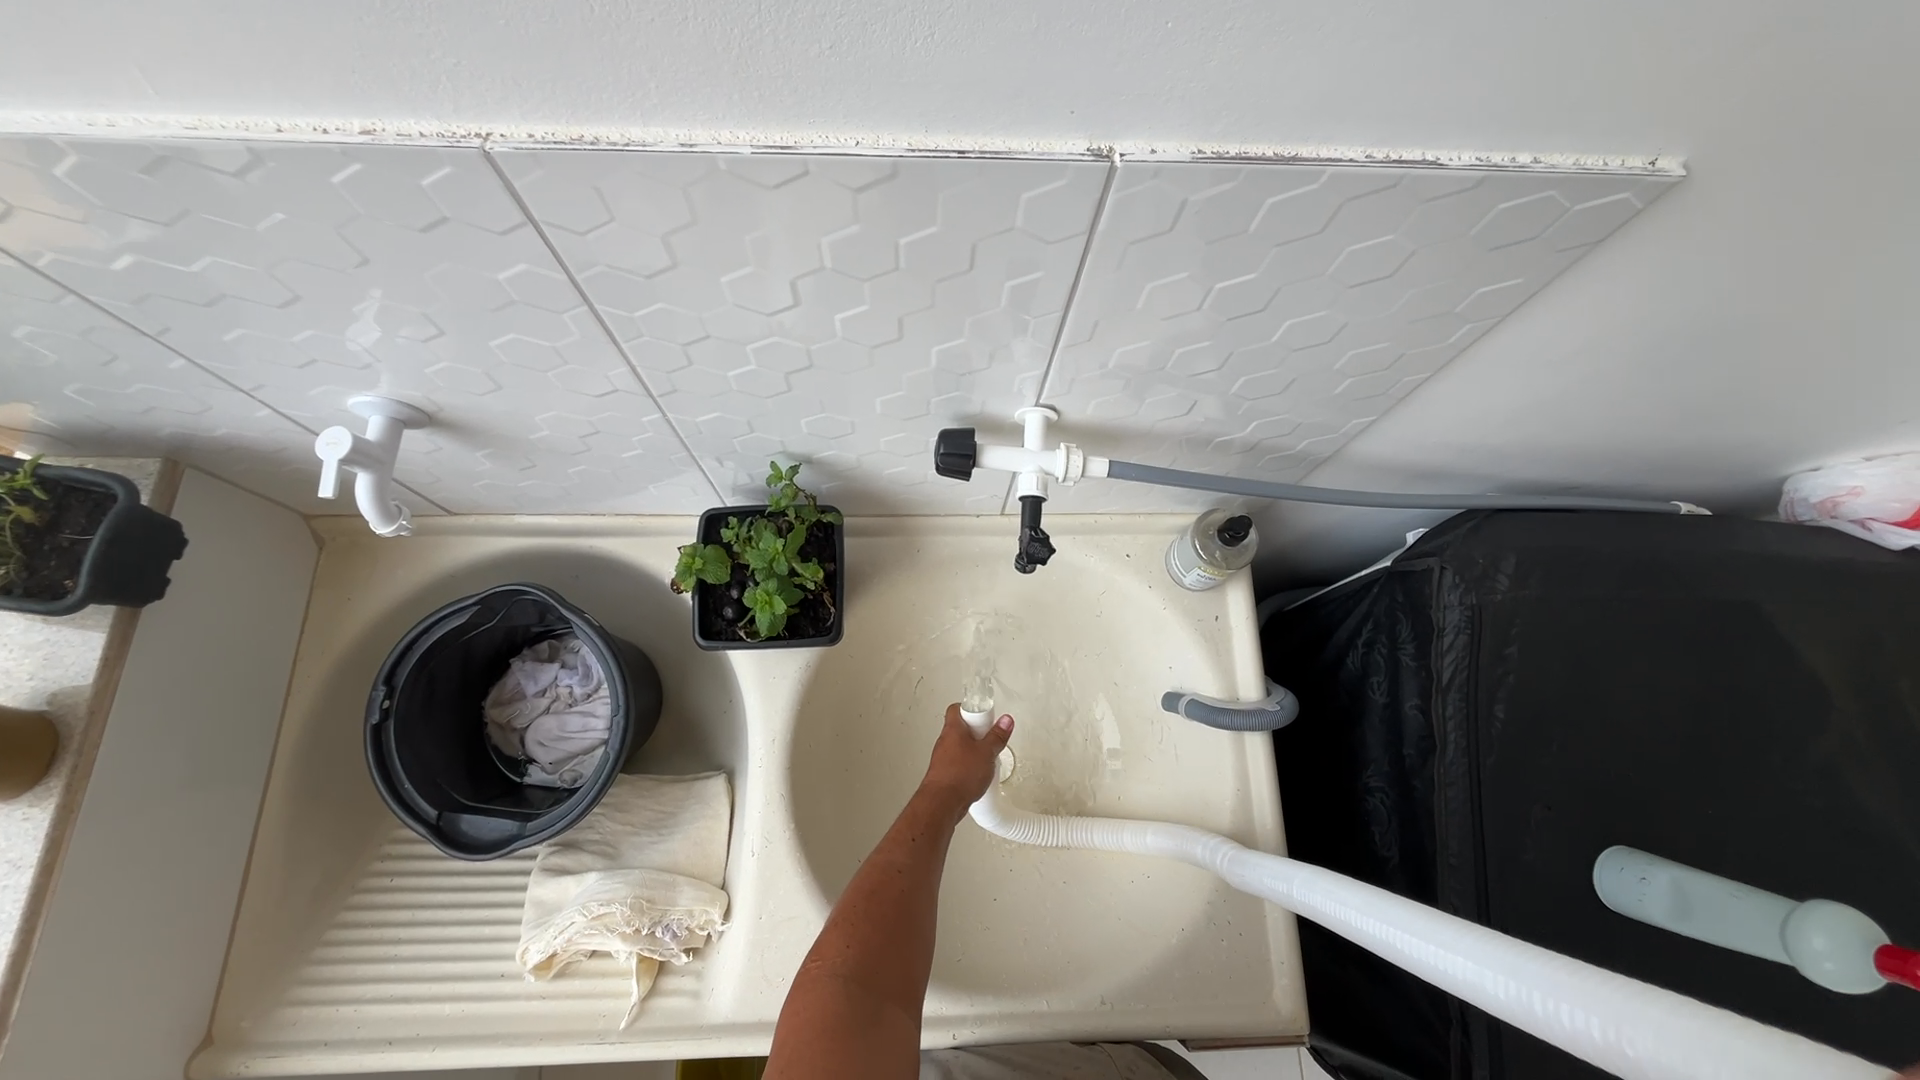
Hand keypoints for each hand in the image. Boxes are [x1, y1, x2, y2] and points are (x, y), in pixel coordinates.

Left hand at [917, 704, 1012, 815]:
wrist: (942, 803)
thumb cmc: (959, 775)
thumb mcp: (987, 752)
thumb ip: (997, 736)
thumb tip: (1005, 721)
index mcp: (953, 729)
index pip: (957, 708)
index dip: (972, 709)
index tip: (986, 716)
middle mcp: (945, 741)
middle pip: (961, 728)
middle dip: (977, 732)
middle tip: (990, 738)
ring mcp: (943, 758)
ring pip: (960, 746)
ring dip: (974, 750)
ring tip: (987, 758)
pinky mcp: (944, 773)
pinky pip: (958, 763)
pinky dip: (969, 765)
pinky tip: (979, 774)